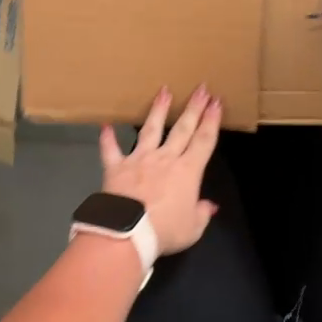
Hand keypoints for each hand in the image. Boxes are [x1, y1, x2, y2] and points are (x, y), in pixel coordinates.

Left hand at [98, 86, 221, 256]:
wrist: (128, 232)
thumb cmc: (165, 231)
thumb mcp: (192, 228)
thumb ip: (201, 213)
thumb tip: (209, 205)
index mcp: (187, 172)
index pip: (204, 141)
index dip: (211, 121)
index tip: (216, 102)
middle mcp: (164, 159)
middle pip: (182, 129)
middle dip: (193, 107)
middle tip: (200, 88)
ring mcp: (139, 160)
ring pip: (150, 129)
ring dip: (158, 109)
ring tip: (163, 91)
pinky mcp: (116, 167)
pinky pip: (111, 150)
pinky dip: (107, 139)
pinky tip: (105, 126)